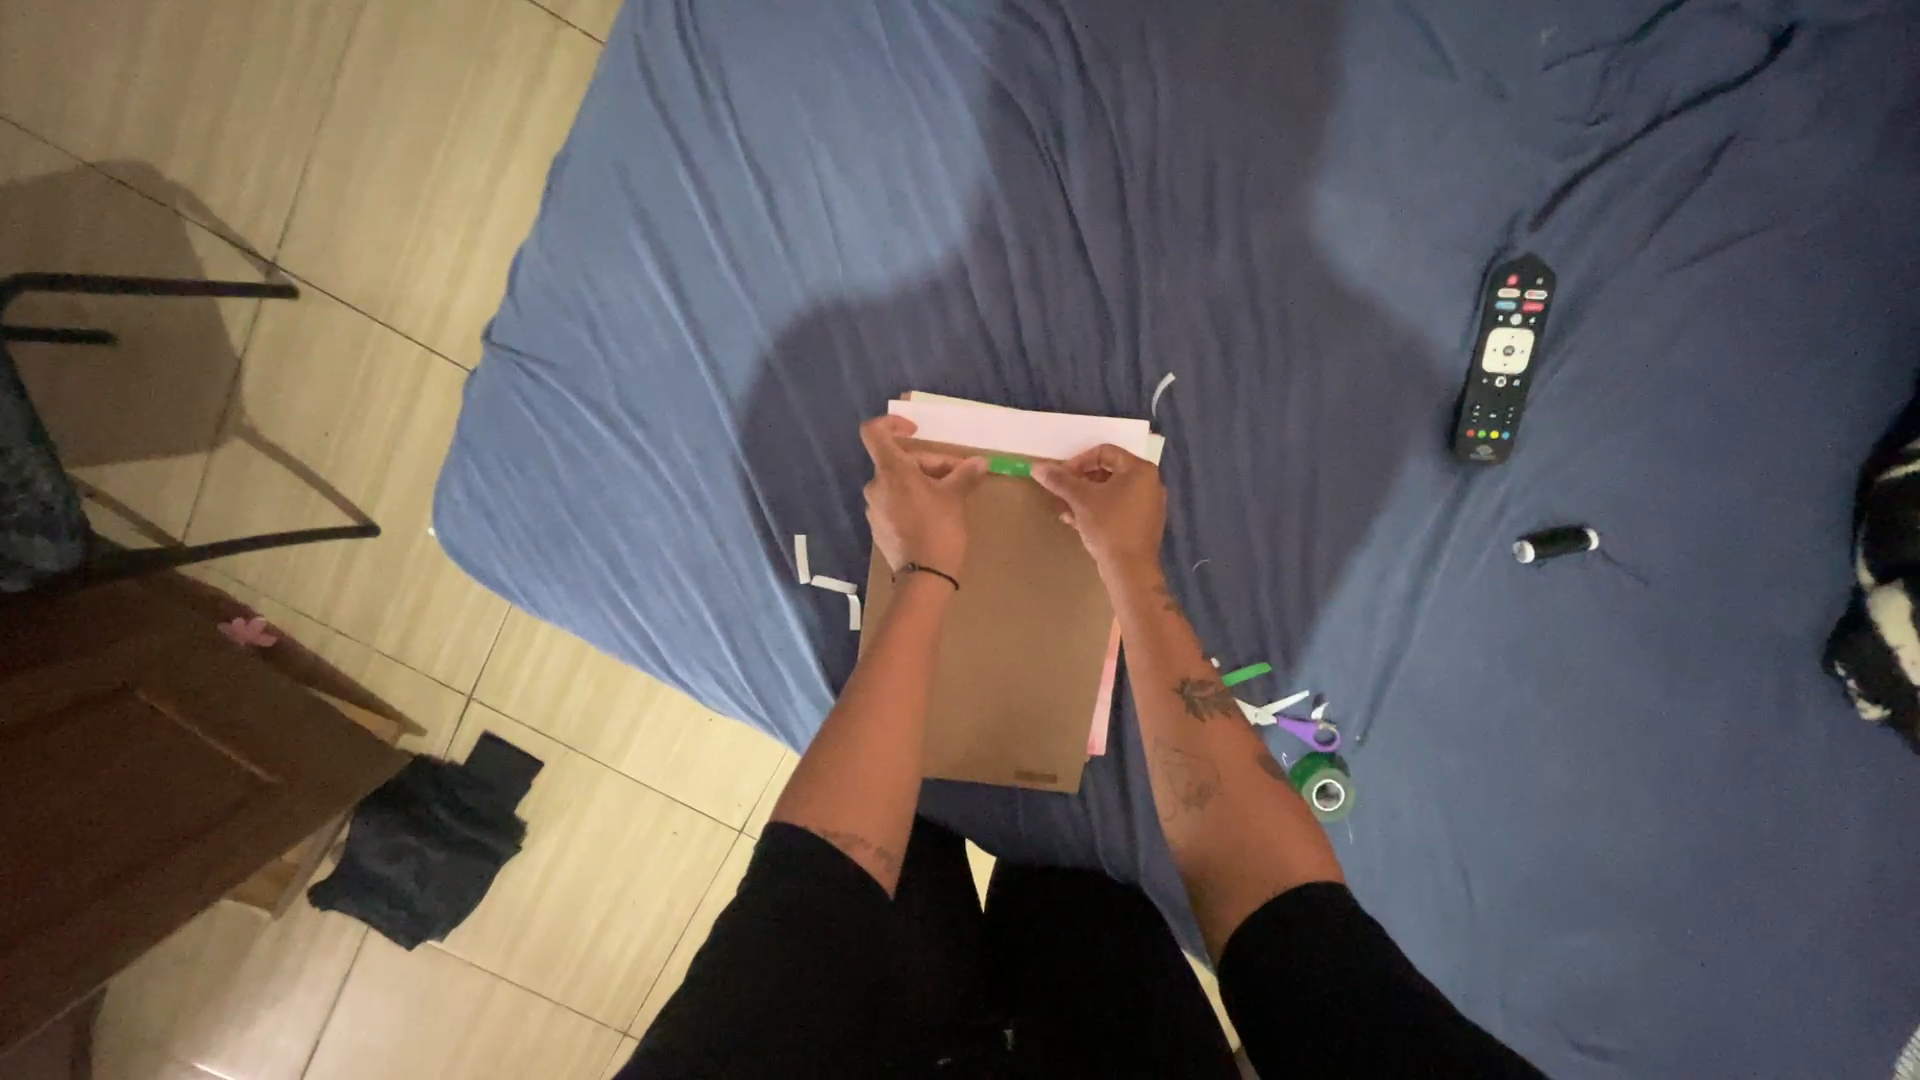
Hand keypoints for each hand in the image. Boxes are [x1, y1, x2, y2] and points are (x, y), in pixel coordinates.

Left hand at [861, 415, 986, 573]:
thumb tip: (979, 463)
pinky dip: (913, 500)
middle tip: (958, 476)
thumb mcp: (955, 497)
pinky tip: (934, 515)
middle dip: (929, 463)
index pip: (874, 432)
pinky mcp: (879, 527)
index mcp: (890, 471)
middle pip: (899, 461)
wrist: (924, 578)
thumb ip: (965, 474)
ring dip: (923, 483)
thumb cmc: (939, 529)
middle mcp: (875, 486)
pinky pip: (895, 503)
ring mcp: (874, 508)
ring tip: (949, 496)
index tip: (916, 432)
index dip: (892, 424)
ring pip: (898, 483)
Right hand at [1033, 444, 1166, 573]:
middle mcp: (1149, 483)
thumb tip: (1037, 467)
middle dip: (1081, 480)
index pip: (1105, 452)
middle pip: (1109, 471)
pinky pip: (1118, 507)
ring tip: (1066, 507)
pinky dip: (1098, 509)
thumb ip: (1060, 480)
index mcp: (1140, 470)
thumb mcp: (1081, 500)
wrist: (1130, 569)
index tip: (1062, 475)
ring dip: (1086, 496)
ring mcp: (1149, 505)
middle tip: (1063, 490)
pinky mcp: (1143, 524)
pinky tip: (1076, 522)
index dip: (1079, 460)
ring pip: (1111, 491)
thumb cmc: (1108, 526)